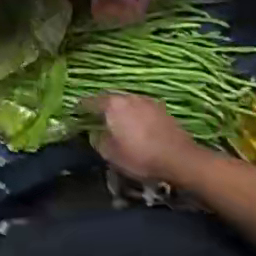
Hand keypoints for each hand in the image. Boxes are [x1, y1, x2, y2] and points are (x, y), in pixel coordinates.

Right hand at [83, 94, 207, 185]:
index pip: (90, 101)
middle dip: (101, 107)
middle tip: (95, 118)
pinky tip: (136, 126)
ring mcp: (147, 101)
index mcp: (112, 105)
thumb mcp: (110, 154)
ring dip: (119, 110)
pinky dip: (134, 115)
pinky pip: (140, 108)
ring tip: (117, 123)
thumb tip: (94, 133)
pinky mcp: (162, 109)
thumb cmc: (140, 156)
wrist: (180, 158)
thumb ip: (97, 140)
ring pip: (126, 102)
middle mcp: (129, 97)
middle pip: (109, 99)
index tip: (75, 114)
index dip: (80, 108)